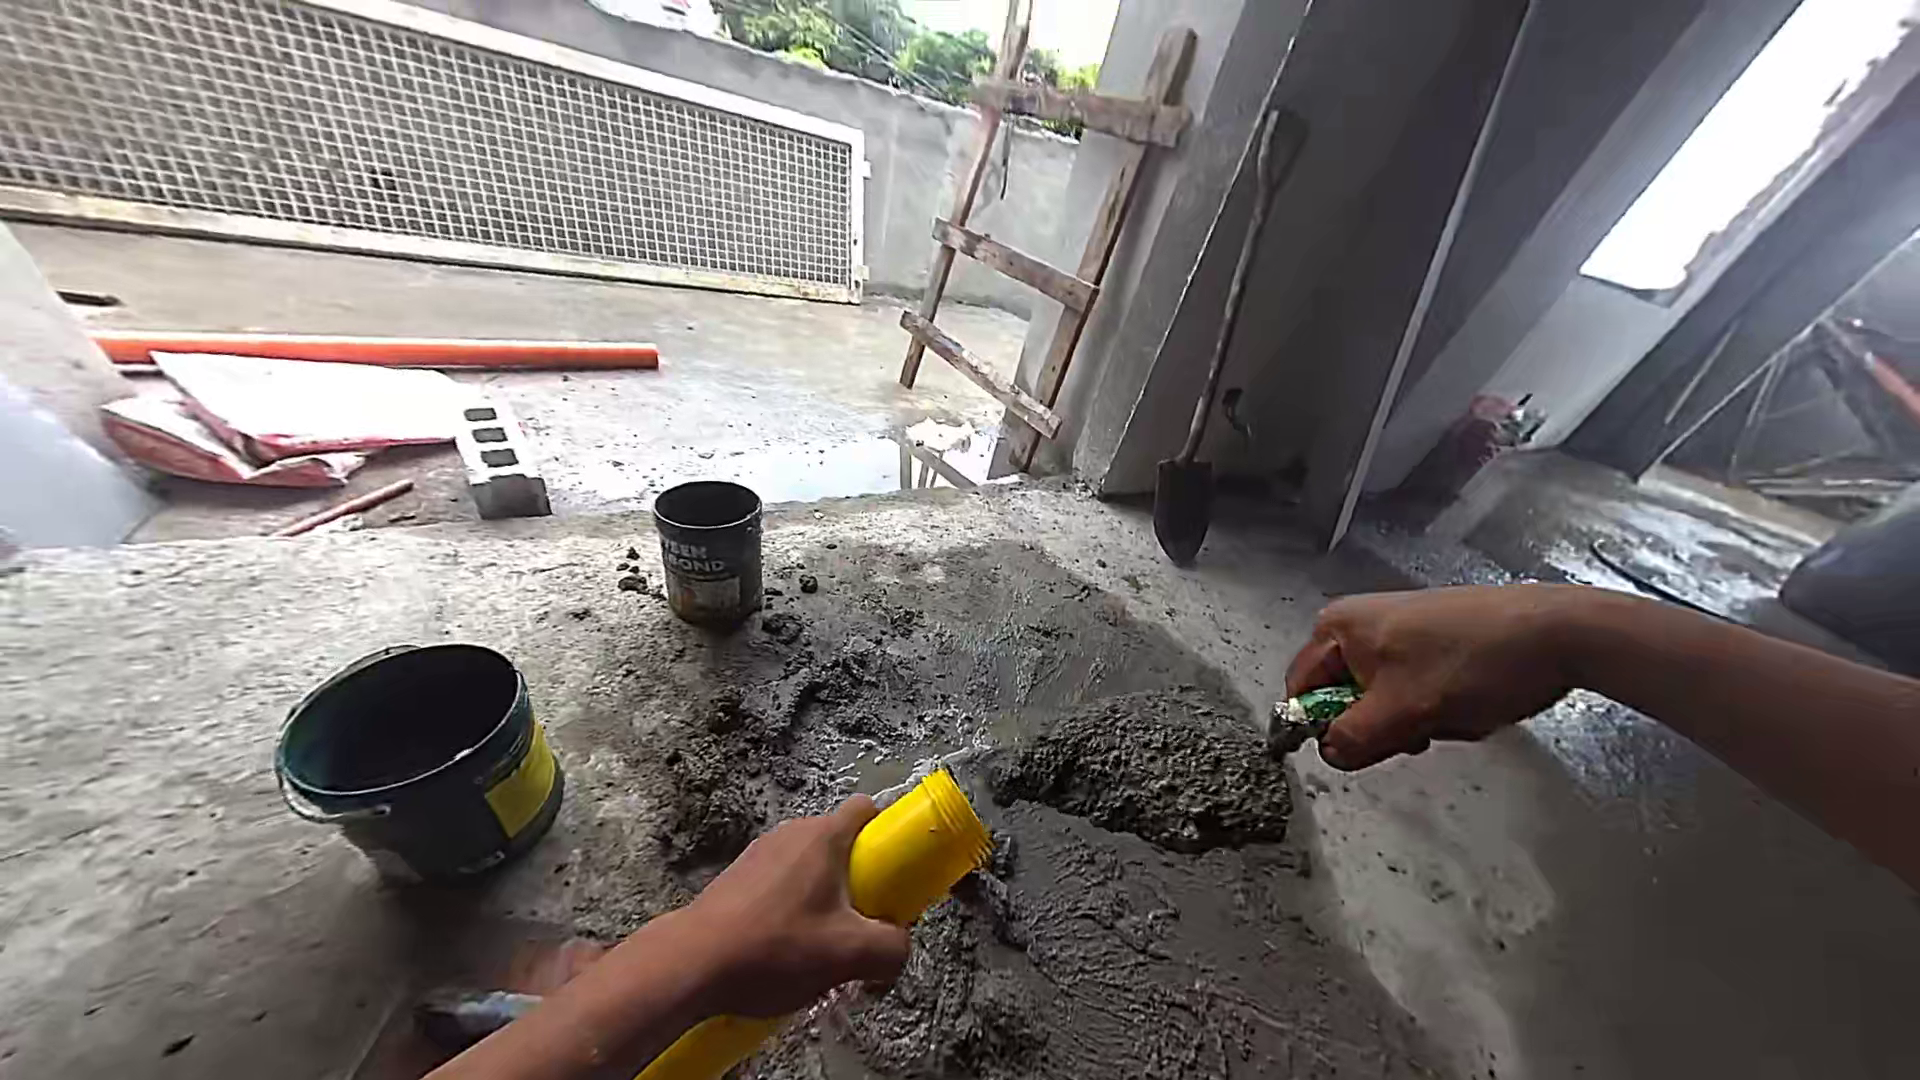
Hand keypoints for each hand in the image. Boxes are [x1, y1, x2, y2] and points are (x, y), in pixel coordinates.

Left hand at [679, 796, 910, 1017]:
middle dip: (855, 877)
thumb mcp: (847, 954)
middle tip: (855, 921)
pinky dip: (790, 902)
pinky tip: (780, 945)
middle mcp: (794, 830)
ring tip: (815, 941)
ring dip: (821, 893)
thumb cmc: (775, 946)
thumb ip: (890, 948)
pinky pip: (780, 877)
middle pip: (840, 841)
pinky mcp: (739, 873)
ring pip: (809, 862)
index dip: (885, 833)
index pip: (867, 808)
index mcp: (825, 835)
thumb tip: (899, 946)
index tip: (889, 870)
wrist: (692, 963)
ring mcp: (763, 849)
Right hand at [1286, 585, 1584, 768]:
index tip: (1355, 747)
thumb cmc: (1469, 662)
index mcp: (1336, 627)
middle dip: (1379, 721)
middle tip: (1417, 731)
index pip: (1301, 686)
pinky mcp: (1431, 636)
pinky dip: (1434, 702)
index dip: (1318, 722)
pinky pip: (1412, 684)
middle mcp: (1357, 622)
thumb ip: (1354, 737)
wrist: (1562, 631)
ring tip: (1452, 715)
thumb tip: (1328, 754)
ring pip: (1382, 694)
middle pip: (1344, 692)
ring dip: (1413, 717)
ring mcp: (1396, 627)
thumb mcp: (1404, 710)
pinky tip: (1468, 702)